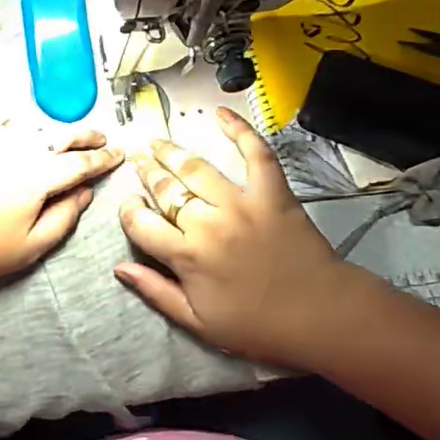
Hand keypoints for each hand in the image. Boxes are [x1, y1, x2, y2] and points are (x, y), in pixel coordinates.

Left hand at [0, 126, 123, 282]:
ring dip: (57, 126)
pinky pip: (3, 123)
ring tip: (70, 135)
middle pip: (60, 134)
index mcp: (36, 178)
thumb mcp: (34, 244)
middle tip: (102, 139)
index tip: (119, 154)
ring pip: (34, 123)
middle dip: (86, 135)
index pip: (79, 162)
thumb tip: (85, 191)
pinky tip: (29, 127)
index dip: (103, 158)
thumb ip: (66, 215)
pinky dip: (22, 122)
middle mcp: (17, 152)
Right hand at [115, 108, 380, 364]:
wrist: (319, 314)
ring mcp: (241, 203)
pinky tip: (220, 114)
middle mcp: (208, 223)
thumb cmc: (256, 325)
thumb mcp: (197, 322)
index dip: (129, 212)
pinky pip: (254, 154)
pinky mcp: (272, 192)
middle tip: (138, 159)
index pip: (142, 223)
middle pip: (166, 189)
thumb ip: (155, 292)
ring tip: (158, 143)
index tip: (131, 206)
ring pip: (197, 168)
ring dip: (173, 152)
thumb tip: (120, 267)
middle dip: (147, 172)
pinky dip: (239, 130)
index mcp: (187, 256)